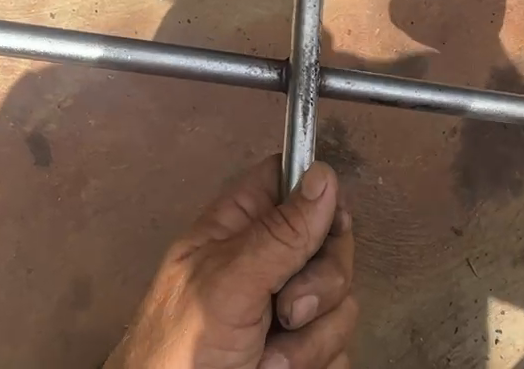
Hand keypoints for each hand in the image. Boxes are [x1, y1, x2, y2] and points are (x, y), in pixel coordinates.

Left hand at [106, 158, 356, 368]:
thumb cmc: (184, 348)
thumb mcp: (229, 284)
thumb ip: (280, 233)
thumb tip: (323, 173)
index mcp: (240, 226)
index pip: (290, 179)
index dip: (319, 192)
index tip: (330, 223)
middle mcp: (268, 260)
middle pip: (329, 241)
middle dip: (320, 283)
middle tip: (286, 311)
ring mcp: (287, 309)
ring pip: (339, 299)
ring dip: (310, 340)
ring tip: (266, 361)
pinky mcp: (303, 352)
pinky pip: (339, 345)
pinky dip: (315, 365)